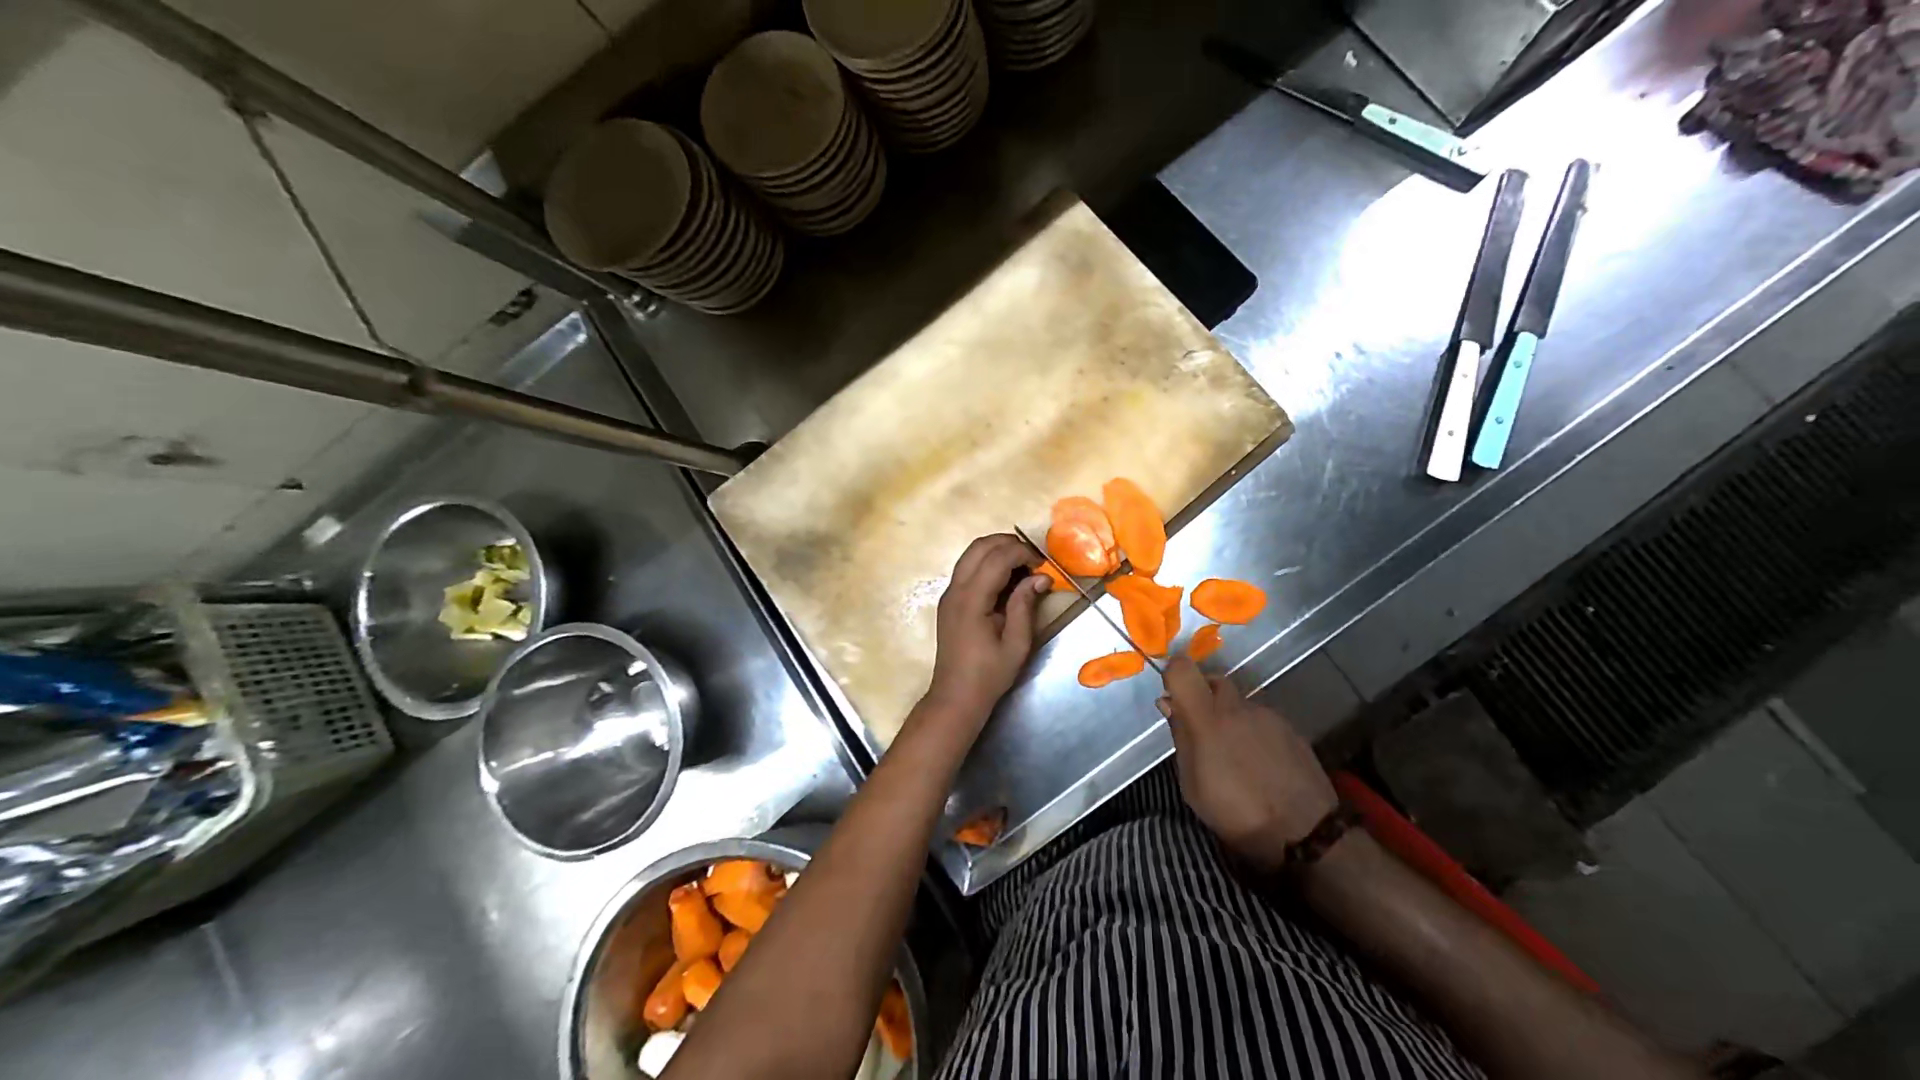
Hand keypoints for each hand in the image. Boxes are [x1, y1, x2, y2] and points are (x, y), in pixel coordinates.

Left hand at [922, 534, 1050, 724]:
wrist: (956, 696)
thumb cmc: (989, 675)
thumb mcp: (1016, 643)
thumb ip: (1025, 605)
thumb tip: (1040, 577)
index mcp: (971, 600)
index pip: (997, 558)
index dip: (1022, 553)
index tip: (1043, 564)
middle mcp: (955, 590)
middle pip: (979, 546)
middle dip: (1008, 544)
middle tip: (1033, 558)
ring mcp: (949, 594)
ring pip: (970, 553)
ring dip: (996, 550)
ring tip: (1023, 565)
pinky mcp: (949, 600)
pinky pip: (967, 568)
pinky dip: (987, 562)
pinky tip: (1006, 578)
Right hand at [1161, 656, 1337, 871]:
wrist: (1306, 833)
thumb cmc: (1237, 813)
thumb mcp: (1192, 785)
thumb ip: (1181, 738)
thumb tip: (1170, 705)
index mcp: (1207, 718)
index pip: (1182, 669)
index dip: (1173, 675)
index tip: (1172, 697)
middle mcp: (1238, 707)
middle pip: (1214, 681)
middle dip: (1203, 696)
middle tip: (1200, 730)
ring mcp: (1268, 715)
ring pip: (1239, 703)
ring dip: (1230, 718)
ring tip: (1234, 755)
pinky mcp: (1291, 728)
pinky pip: (1260, 719)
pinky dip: (1252, 731)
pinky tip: (1258, 762)